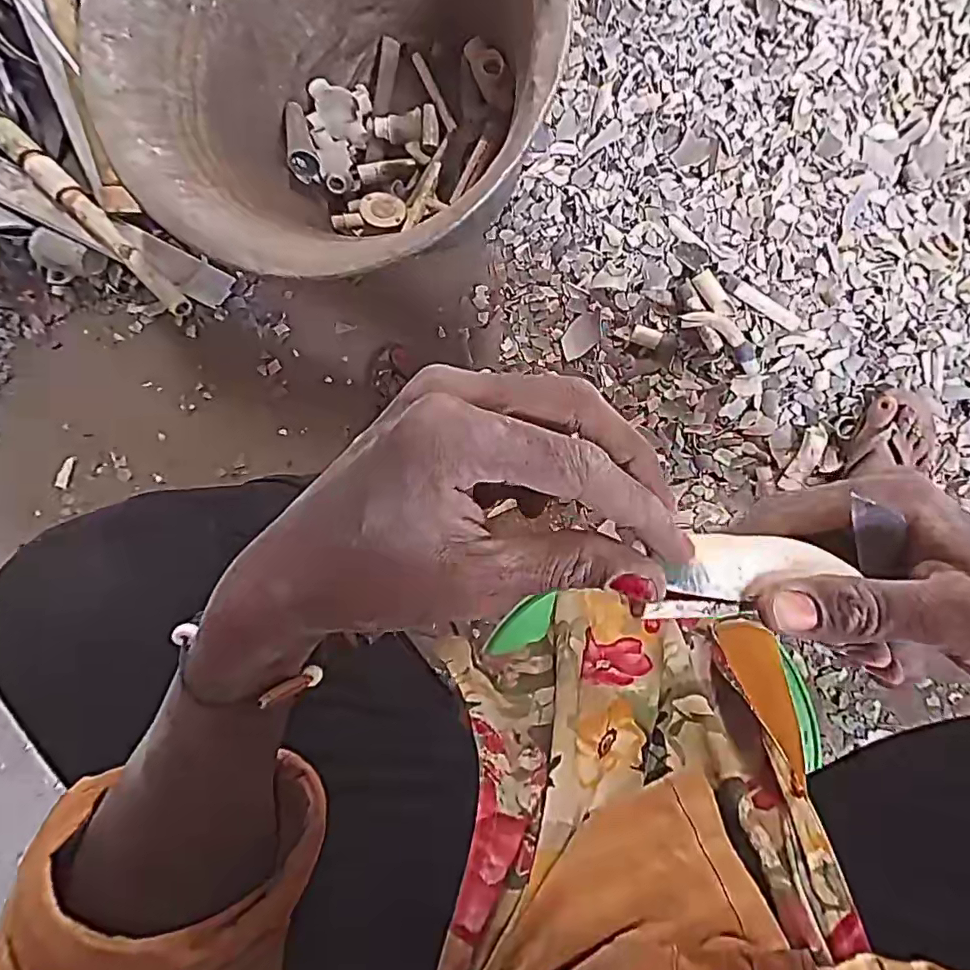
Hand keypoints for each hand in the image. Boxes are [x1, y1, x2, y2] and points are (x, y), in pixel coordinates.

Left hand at [192, 366, 693, 696]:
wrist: (293, 569)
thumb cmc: (373, 582)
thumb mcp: (478, 581)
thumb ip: (568, 563)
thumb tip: (643, 567)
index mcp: (457, 432)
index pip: (577, 464)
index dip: (637, 508)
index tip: (675, 546)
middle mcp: (454, 389)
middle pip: (574, 407)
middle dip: (628, 462)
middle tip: (660, 514)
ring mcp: (443, 387)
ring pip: (551, 405)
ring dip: (590, 456)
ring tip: (606, 515)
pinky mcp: (438, 399)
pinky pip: (518, 413)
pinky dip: (548, 453)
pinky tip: (541, 501)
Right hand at [731, 469, 969, 719]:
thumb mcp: (952, 619)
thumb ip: (859, 608)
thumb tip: (772, 607)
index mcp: (891, 495)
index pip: (784, 513)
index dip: (747, 553)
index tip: (726, 601)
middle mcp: (878, 509)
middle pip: (790, 548)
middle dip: (801, 602)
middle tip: (839, 643)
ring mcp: (880, 543)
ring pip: (806, 580)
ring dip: (828, 626)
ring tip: (881, 655)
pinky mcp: (883, 575)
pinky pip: (831, 601)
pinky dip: (845, 634)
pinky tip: (889, 656)